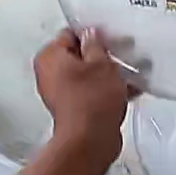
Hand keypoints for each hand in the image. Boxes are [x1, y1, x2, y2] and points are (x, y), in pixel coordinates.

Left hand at [35, 27, 129, 171]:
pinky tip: (124, 94)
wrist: (90, 139)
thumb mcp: (102, 63)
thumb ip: (96, 44)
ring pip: (85, 77)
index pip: (71, 35)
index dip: (94, 37)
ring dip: (105, 77)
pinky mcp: (73, 109)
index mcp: (50, 55)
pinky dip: (104, 93)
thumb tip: (92, 36)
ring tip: (126, 80)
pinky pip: (89, 94)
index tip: (110, 43)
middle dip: (101, 60)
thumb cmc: (92, 101)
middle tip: (119, 62)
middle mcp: (49, 73)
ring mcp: (60, 93)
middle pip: (78, 57)